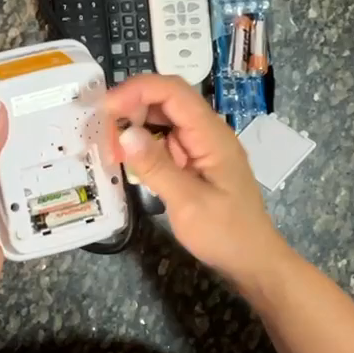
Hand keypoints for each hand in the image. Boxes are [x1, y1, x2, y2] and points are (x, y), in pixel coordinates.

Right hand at [104, 74, 285, 287]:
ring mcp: (200, 146)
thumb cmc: (226, 233)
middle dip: (131, 105)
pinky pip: (164, 140)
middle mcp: (207, 133)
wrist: (253, 261)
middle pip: (167, 100)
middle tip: (101, 127)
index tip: (106, 108)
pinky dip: (142, 143)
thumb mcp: (188, 203)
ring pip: (163, 118)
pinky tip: (125, 156)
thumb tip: (125, 134)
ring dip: (134, 123)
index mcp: (212, 135)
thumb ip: (156, 166)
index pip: (173, 92)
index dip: (138, 91)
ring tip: (108, 142)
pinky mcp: (193, 161)